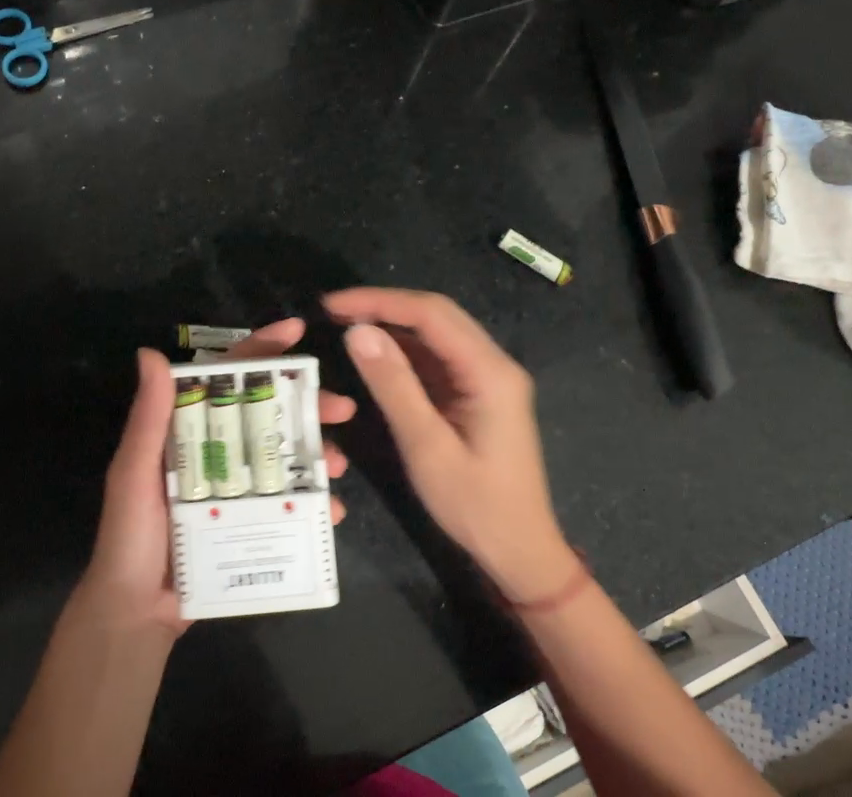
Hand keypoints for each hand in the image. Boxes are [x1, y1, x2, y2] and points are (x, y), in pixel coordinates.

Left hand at [77, 318, 353, 637]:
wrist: (136, 611)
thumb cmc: (130, 534)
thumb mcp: (135, 471)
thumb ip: (148, 417)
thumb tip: (150, 353)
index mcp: (185, 430)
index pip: (224, 377)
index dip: (259, 351)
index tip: (297, 332)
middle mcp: (214, 451)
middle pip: (266, 414)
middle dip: (307, 405)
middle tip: (343, 408)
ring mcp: (235, 487)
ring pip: (284, 456)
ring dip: (317, 454)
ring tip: (341, 465)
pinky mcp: (250, 523)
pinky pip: (289, 504)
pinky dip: (315, 503)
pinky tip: (334, 511)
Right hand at [323, 288, 575, 604]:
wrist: (519, 550)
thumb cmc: (474, 504)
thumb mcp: (426, 446)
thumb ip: (393, 385)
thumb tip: (357, 332)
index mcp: (490, 372)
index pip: (431, 315)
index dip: (379, 302)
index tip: (332, 305)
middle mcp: (494, 365)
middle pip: (437, 316)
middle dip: (384, 307)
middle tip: (333, 312)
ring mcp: (488, 380)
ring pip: (437, 336)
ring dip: (393, 327)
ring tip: (345, 327)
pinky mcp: (477, 396)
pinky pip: (439, 361)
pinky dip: (405, 352)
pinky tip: (375, 355)